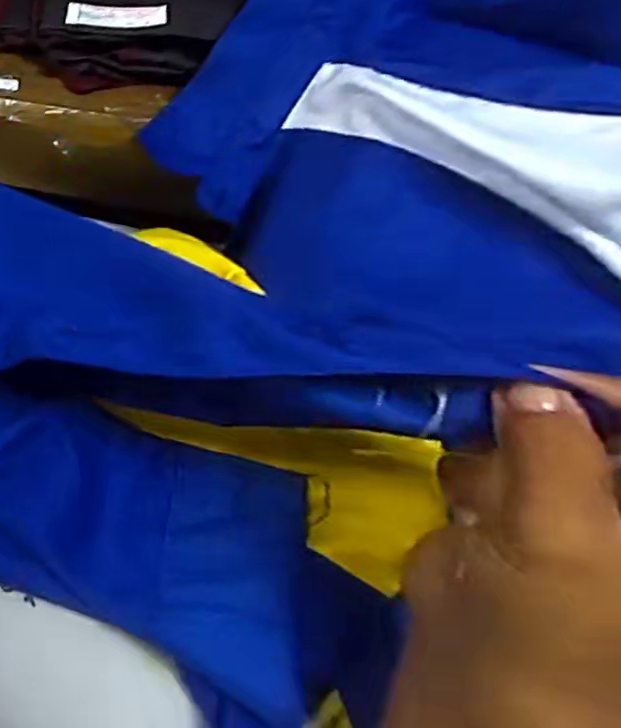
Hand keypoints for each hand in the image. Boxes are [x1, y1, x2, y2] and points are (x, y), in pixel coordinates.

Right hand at [384, 380, 620, 727]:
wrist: (484, 689)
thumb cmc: (555, 634)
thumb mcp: (560, 542)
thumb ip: (554, 457)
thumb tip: (528, 384)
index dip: (605, 393)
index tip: (528, 376)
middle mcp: (616, 501)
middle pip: (593, 426)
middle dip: (539, 405)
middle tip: (481, 396)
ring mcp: (570, 513)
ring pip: (538, 440)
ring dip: (498, 432)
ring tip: (470, 452)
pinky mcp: (513, 519)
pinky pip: (497, 464)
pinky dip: (474, 461)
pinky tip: (461, 486)